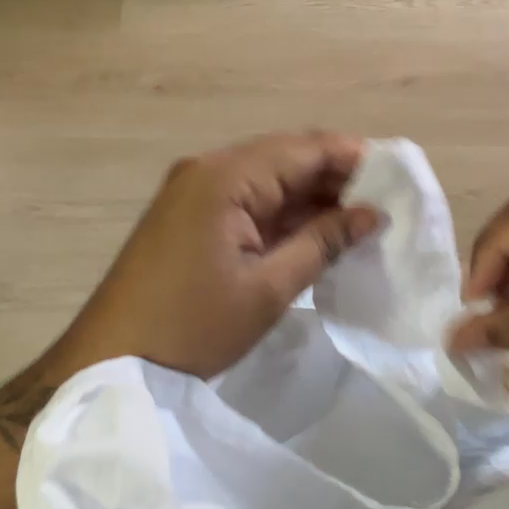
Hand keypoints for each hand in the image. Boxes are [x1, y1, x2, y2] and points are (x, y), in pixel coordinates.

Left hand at [55, 131, 384, 379]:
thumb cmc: (191, 326)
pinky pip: (245, 201)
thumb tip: (371, 214)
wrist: (109, 360)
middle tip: (385, 203)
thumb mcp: (267, 288)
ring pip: (266, 180)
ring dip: (310, 198)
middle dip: (335, 178)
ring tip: (361, 220)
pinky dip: (281, 214)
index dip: (353, 158)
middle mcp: (207, 170)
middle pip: (284, 158)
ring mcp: (192, 192)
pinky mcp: (187, 216)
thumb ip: (322, 242)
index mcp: (225, 177)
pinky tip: (316, 233)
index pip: (302, 149)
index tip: (399, 177)